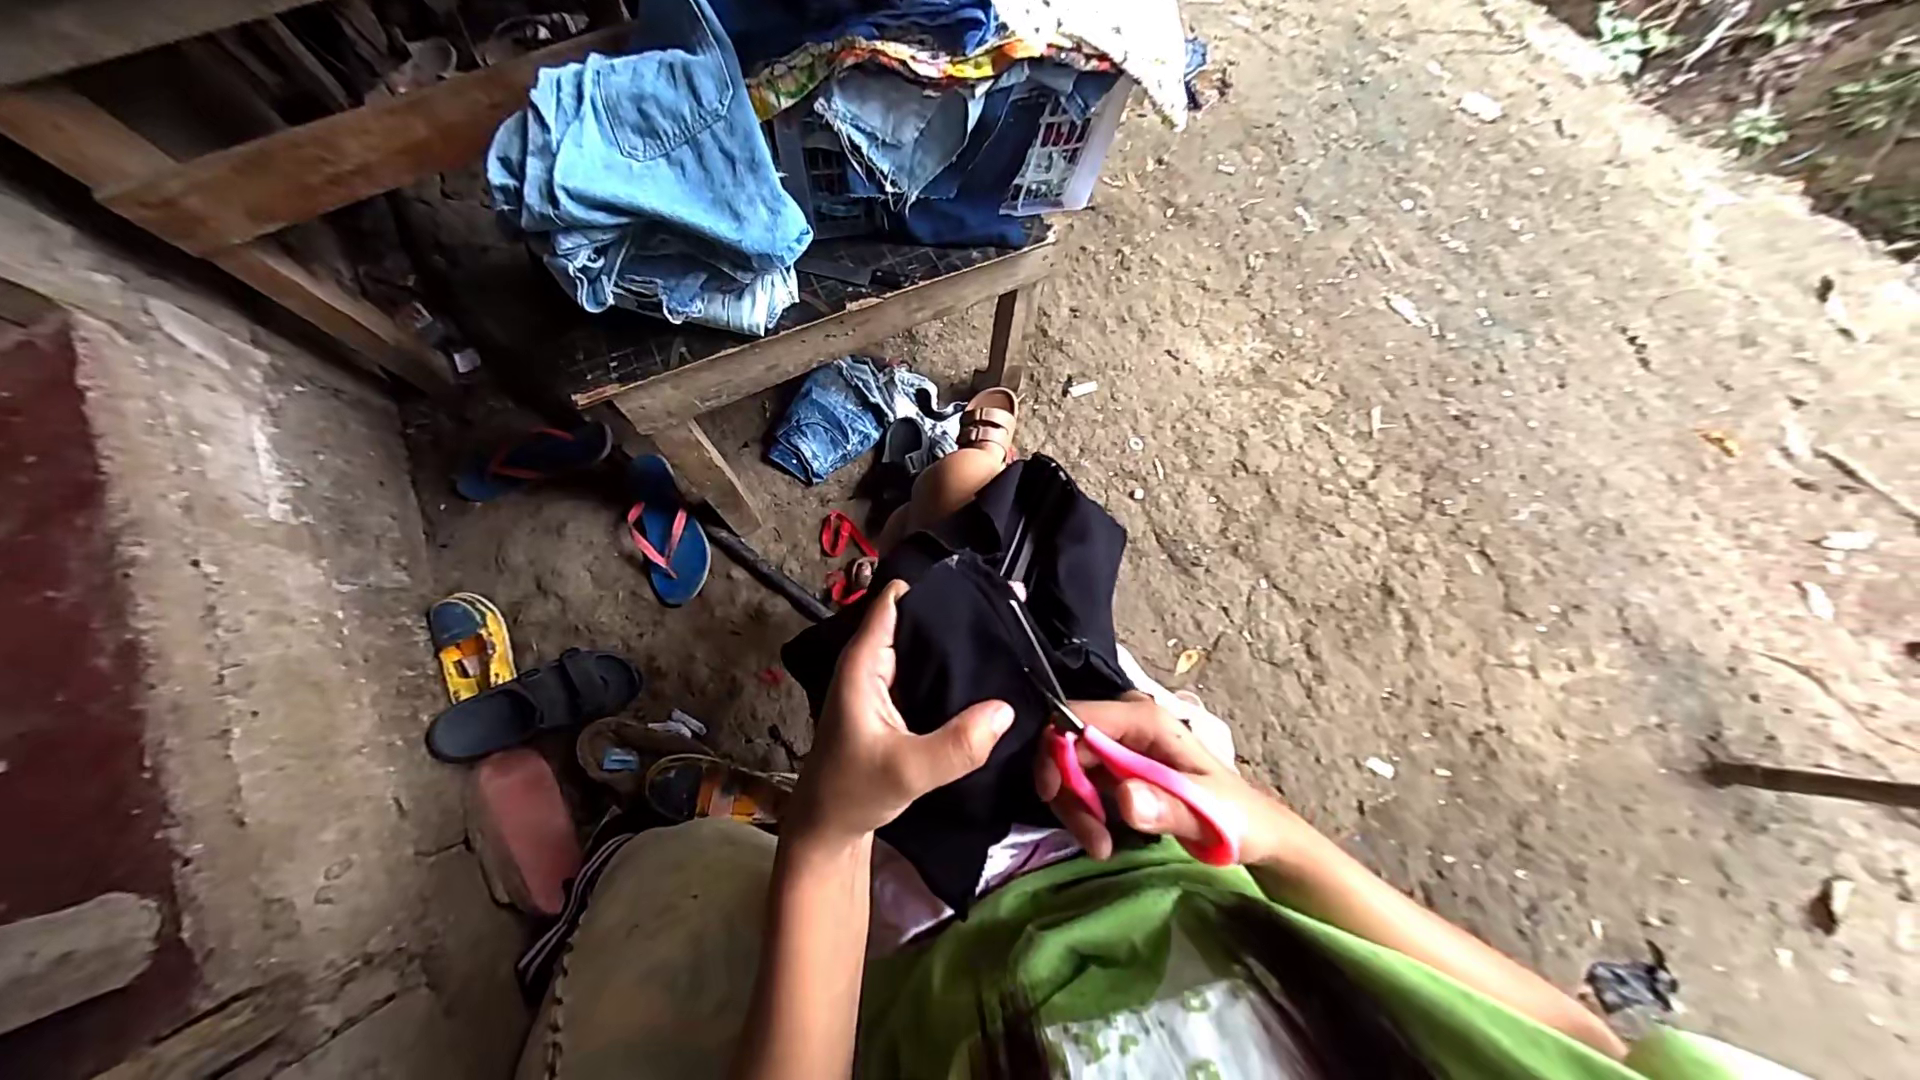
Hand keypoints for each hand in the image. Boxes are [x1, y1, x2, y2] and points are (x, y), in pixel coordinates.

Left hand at [788, 580, 1016, 844]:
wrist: (829, 828)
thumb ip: (956, 745)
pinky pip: (924, 671)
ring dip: (953, 644)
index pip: (894, 601)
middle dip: (952, 615)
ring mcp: (883, 681)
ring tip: (1003, 638)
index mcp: (863, 662)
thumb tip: (1006, 710)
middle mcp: (871, 662)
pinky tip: (982, 674)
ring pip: (920, 646)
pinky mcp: (894, 701)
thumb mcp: (908, 771)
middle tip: (1005, 613)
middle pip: (912, 619)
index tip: (978, 587)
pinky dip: (948, 669)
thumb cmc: (854, 792)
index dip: (931, 588)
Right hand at [1034, 695, 1312, 865]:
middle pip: (1066, 742)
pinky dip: (1081, 809)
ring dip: (1074, 806)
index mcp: (1145, 719)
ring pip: (1067, 763)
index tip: (1054, 794)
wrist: (1254, 831)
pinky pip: (1079, 779)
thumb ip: (1167, 807)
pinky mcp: (1115, 764)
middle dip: (1067, 790)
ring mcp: (1120, 742)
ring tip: (1100, 845)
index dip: (1055, 749)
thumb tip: (1124, 797)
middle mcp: (1127, 722)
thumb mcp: (1208, 816)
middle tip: (1091, 837)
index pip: (1076, 716)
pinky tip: (1102, 836)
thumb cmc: (1236, 817)